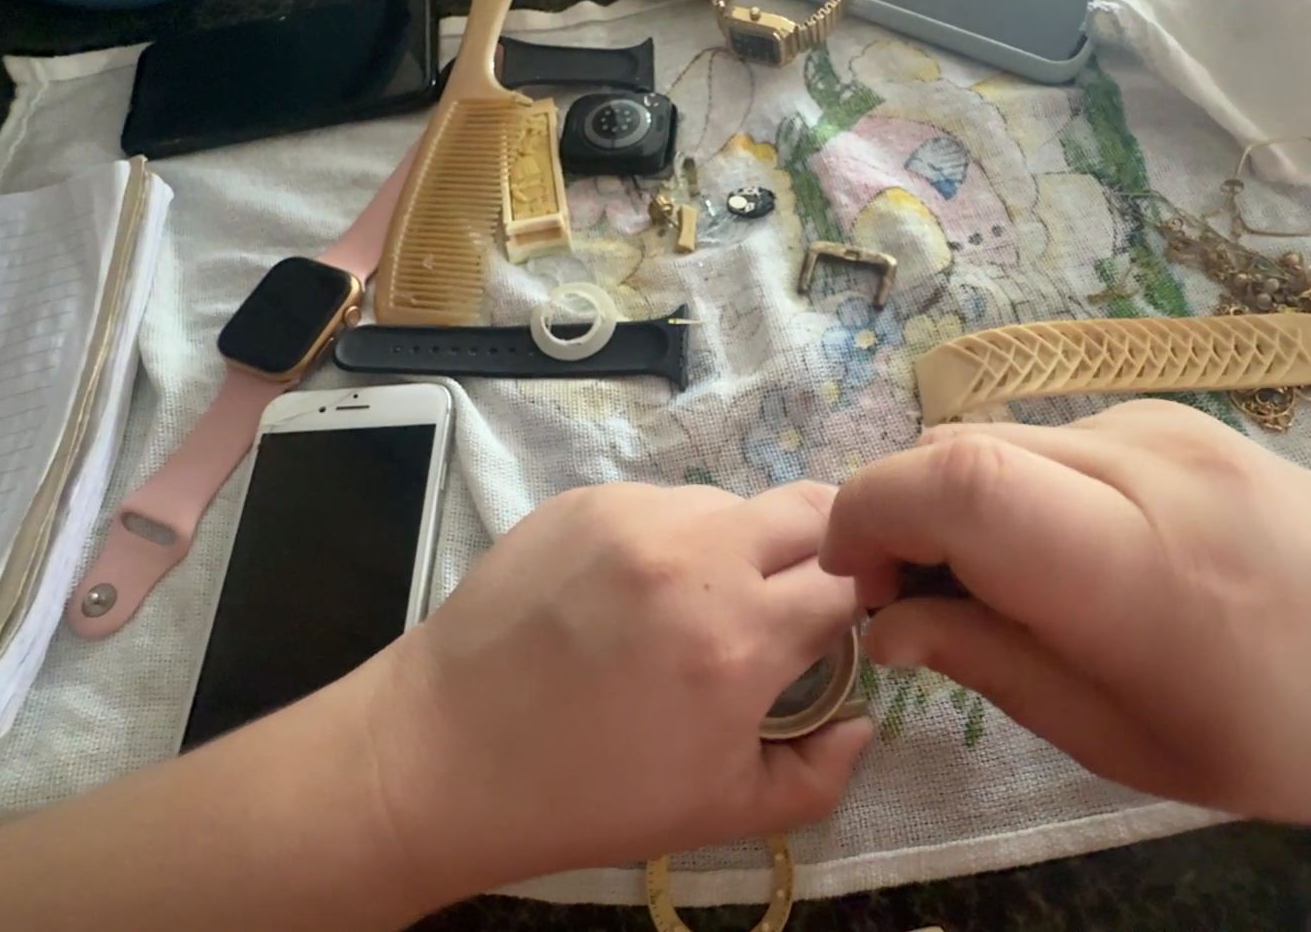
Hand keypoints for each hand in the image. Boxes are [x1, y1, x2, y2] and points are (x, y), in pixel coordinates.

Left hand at [364, 481, 871, 891]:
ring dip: (741, 542)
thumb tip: (866, 717)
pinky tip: (634, 584)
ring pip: (734, 502)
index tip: (834, 627)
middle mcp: (696, 555)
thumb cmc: (588, 793)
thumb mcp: (720, 812)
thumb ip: (820, 774)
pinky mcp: (588, 497)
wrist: (443, 752)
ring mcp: (636, 513)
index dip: (855, 603)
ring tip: (699, 595)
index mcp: (739, 637)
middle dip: (826, 545)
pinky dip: (675, 536)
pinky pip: (664, 502)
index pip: (848, 582)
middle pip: (812, 507)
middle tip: (795, 590)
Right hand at [821, 400, 1310, 852]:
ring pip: (989, 437)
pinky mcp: (1162, 413)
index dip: (871, 509)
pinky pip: (1039, 439)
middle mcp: (1138, 462)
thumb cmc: (1285, 735)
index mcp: (1132, 566)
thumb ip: (987, 663)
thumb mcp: (1116, 740)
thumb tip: (887, 624)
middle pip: (956, 446)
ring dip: (944, 499)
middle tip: (899, 589)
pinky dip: (1000, 485)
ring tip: (974, 574)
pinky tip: (1045, 543)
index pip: (959, 482)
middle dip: (893, 509)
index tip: (850, 574)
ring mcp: (1154, 424)